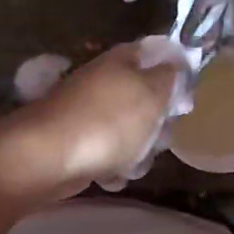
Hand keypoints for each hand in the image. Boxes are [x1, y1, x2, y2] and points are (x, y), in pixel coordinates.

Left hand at [0, 43, 178, 200]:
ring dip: (136, 150)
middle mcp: (100, 83)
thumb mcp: (151, 93)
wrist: (48, 159)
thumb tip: (174, 63)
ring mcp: (85, 115)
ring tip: (134, 164)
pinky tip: (111, 178)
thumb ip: (169, 76)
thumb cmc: (108, 122)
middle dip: (156, 123)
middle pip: (142, 98)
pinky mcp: (74, 145)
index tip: (185, 100)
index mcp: (119, 62)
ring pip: (125, 130)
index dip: (174, 73)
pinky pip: (104, 155)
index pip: (153, 54)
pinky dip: (111, 168)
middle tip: (159, 138)